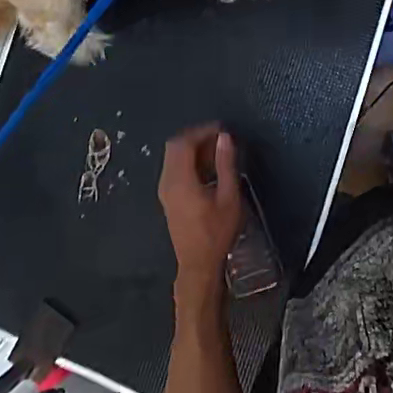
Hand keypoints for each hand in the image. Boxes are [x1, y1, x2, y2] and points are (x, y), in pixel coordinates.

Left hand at [158, 124, 242, 308]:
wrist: (198, 263)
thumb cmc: (216, 231)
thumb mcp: (229, 197)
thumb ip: (226, 165)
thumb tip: (225, 138)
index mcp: (180, 180)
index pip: (183, 143)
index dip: (201, 131)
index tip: (221, 130)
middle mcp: (166, 182)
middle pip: (175, 147)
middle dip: (197, 137)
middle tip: (220, 138)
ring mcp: (164, 190)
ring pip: (173, 158)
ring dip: (193, 149)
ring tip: (218, 151)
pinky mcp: (167, 197)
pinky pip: (174, 169)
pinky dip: (190, 161)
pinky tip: (209, 168)